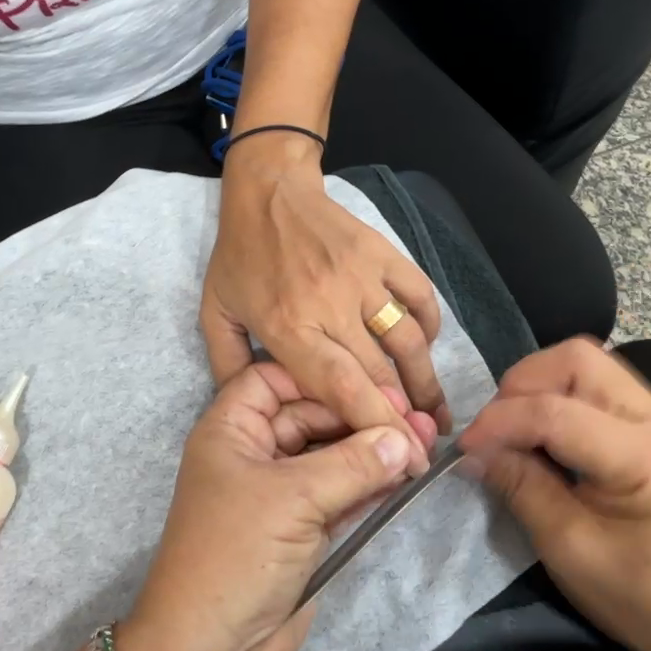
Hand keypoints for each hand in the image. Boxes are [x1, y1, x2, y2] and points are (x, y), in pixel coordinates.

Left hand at [118, 363, 435, 650]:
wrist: (212, 646)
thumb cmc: (238, 552)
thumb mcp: (294, 498)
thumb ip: (353, 464)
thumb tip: (405, 438)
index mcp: (232, 427)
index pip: (275, 378)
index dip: (318, 375)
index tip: (369, 378)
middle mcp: (255, 449)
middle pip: (311, 415)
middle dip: (359, 416)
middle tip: (415, 417)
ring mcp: (280, 488)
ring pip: (331, 454)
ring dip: (374, 450)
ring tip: (426, 441)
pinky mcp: (303, 524)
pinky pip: (341, 490)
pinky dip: (371, 484)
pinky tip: (407, 475)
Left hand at [201, 136, 447, 467]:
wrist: (268, 192)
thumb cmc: (240, 256)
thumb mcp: (215, 313)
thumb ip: (230, 366)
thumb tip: (255, 414)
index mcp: (288, 325)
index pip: (340, 386)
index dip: (374, 427)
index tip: (397, 458)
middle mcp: (330, 305)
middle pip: (380, 373)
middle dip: (406, 419)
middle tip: (421, 450)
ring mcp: (362, 276)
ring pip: (409, 340)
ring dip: (427, 382)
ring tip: (434, 414)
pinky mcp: (383, 253)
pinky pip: (419, 296)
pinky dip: (430, 326)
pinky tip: (425, 348)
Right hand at [459, 339, 650, 650]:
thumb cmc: (640, 596)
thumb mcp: (568, 549)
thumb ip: (520, 487)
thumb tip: (474, 452)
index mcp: (647, 460)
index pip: (558, 414)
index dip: (501, 422)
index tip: (465, 447)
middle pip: (577, 360)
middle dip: (522, 385)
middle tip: (496, 428)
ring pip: (585, 361)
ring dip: (538, 385)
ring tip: (515, 427)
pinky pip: (596, 381)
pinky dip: (557, 393)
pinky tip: (544, 432)